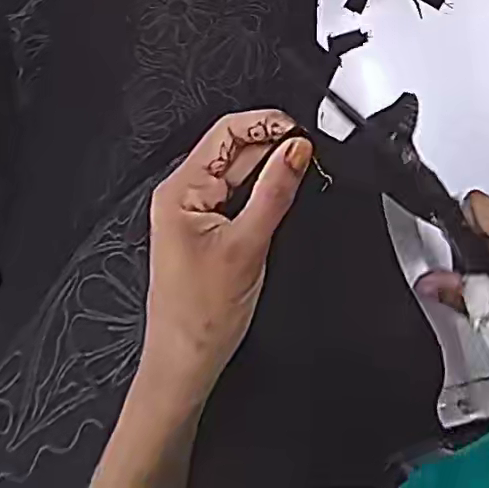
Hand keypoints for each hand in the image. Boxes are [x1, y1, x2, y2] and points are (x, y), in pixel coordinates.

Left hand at [141, 109, 312, 398]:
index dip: (264, 123)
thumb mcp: (246, 245)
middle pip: (234, 147)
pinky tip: (283, 186)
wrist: (186, 364)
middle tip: (308, 148)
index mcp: (181, 188)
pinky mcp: (208, 224)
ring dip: (270, 162)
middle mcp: (184, 192)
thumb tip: (296, 150)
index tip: (297, 128)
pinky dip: (263, 184)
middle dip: (272, 141)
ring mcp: (195, 208)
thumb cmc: (199, 318)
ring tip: (301, 163)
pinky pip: (239, 190)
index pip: (225, 132)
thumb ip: (274, 191)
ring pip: (239, 168)